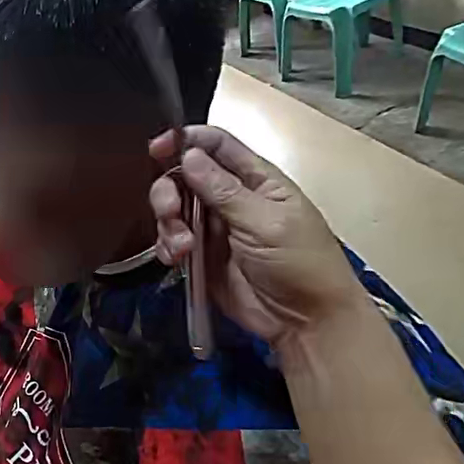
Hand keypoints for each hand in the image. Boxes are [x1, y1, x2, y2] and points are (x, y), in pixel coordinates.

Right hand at [149, 126, 367, 353]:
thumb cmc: (299, 263)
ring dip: (169, 223)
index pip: (218, 146)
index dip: (188, 141)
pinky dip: (167, 247)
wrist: (305, 322)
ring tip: (182, 247)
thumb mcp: (265, 223)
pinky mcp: (202, 259)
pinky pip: (173, 242)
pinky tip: (176, 258)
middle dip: (170, 189)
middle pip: (186, 177)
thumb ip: (224, 190)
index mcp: (256, 180)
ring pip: (175, 210)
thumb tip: (190, 154)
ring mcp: (215, 230)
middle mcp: (231, 199)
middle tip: (170, 210)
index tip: (158, 148)